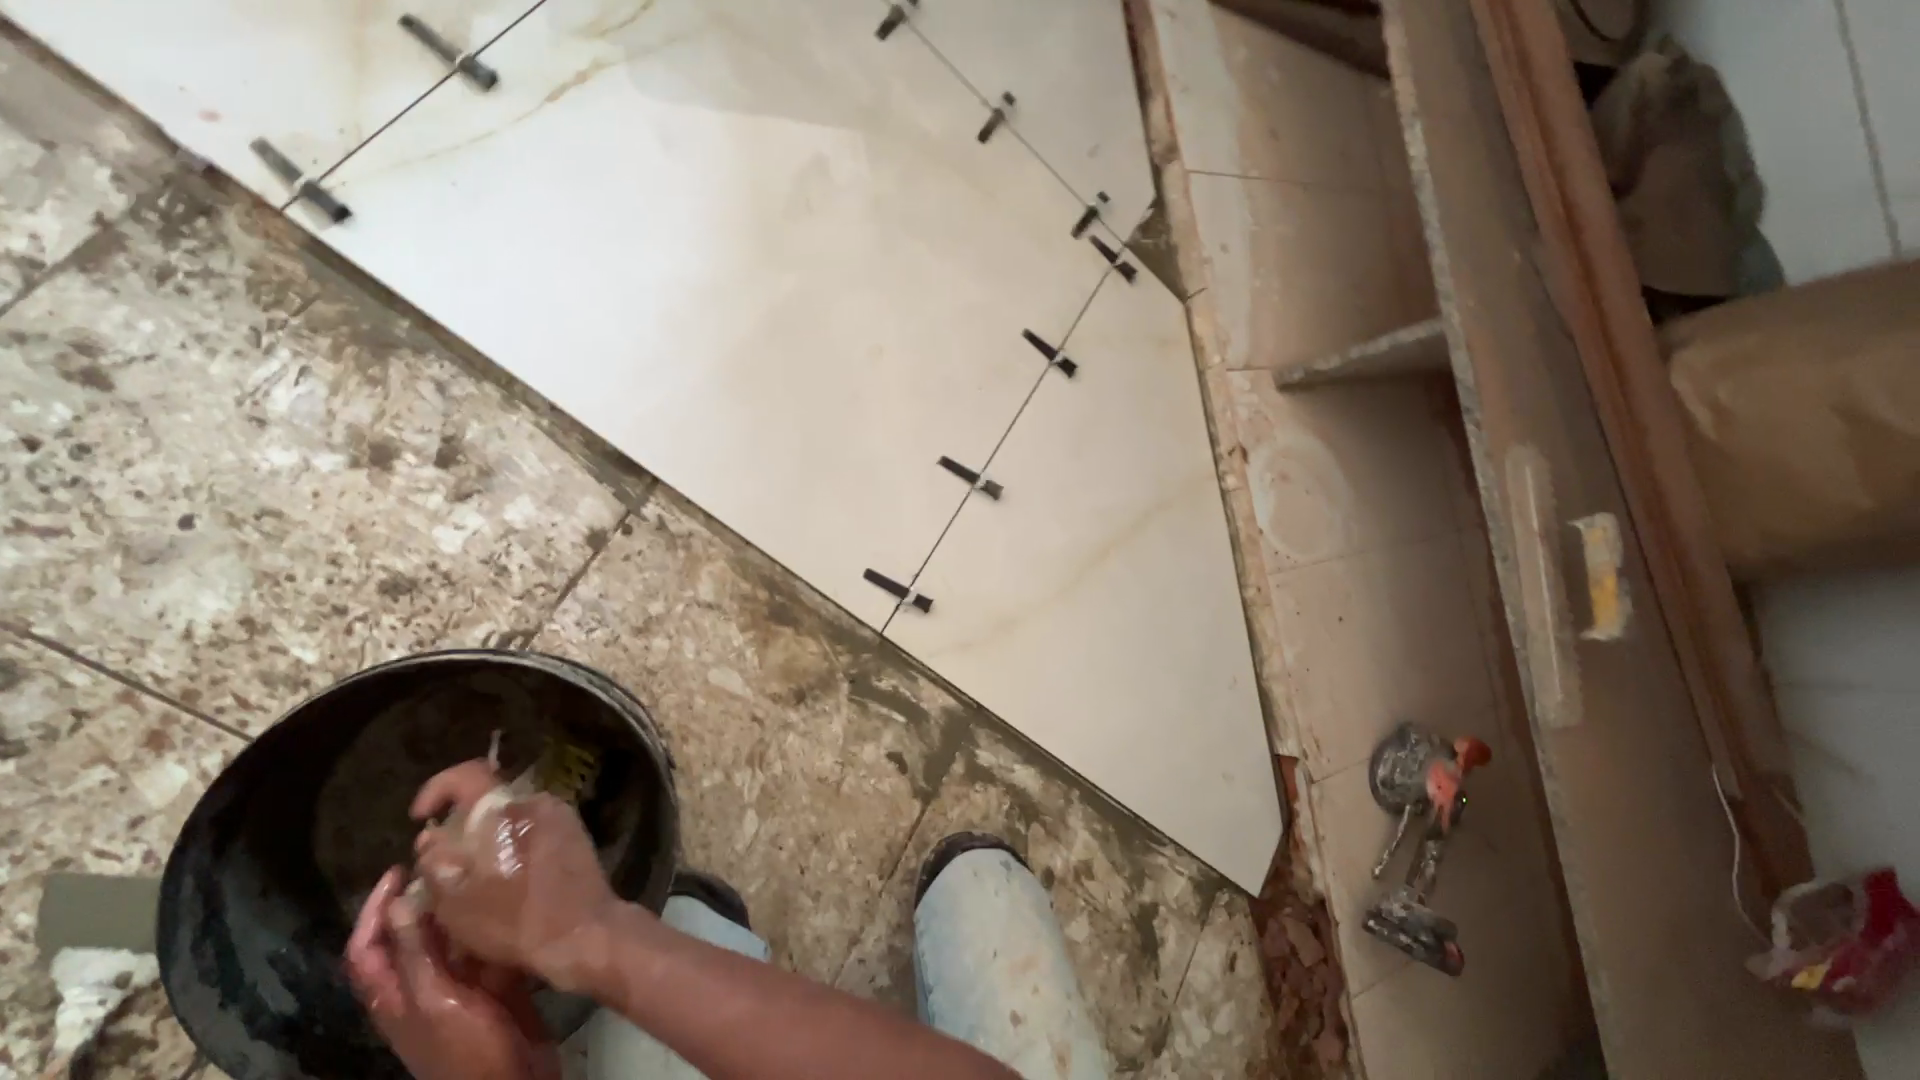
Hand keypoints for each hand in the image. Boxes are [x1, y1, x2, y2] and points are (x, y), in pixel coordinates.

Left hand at [345, 868, 559, 1079]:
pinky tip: (509, 904)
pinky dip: (493, 929)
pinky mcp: (493, 989)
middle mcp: (420, 988)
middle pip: (409, 939)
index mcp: (394, 997)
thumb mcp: (435, 1001)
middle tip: (448, 862)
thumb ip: (416, 954)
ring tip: (480, 873)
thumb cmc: (465, 1050)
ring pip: (451, 942)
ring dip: (461, 911)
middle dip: (421, 902)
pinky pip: (486, 952)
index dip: (373, 910)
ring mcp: (458, 990)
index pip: (365, 948)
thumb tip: (398, 901)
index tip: (398, 871)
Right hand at [410, 760, 623, 992]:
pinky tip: (502, 876)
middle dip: (461, 824)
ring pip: (511, 816)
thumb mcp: (454, 901)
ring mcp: (562, 816)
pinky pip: (532, 828)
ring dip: (487, 837)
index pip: (468, 775)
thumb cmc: (515, 920)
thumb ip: (435, 862)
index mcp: (507, 808)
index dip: (437, 788)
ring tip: (470, 872)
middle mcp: (538, 801)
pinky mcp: (576, 834)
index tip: (420, 817)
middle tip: (443, 858)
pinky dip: (511, 844)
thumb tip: (432, 839)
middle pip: (489, 800)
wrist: (583, 933)